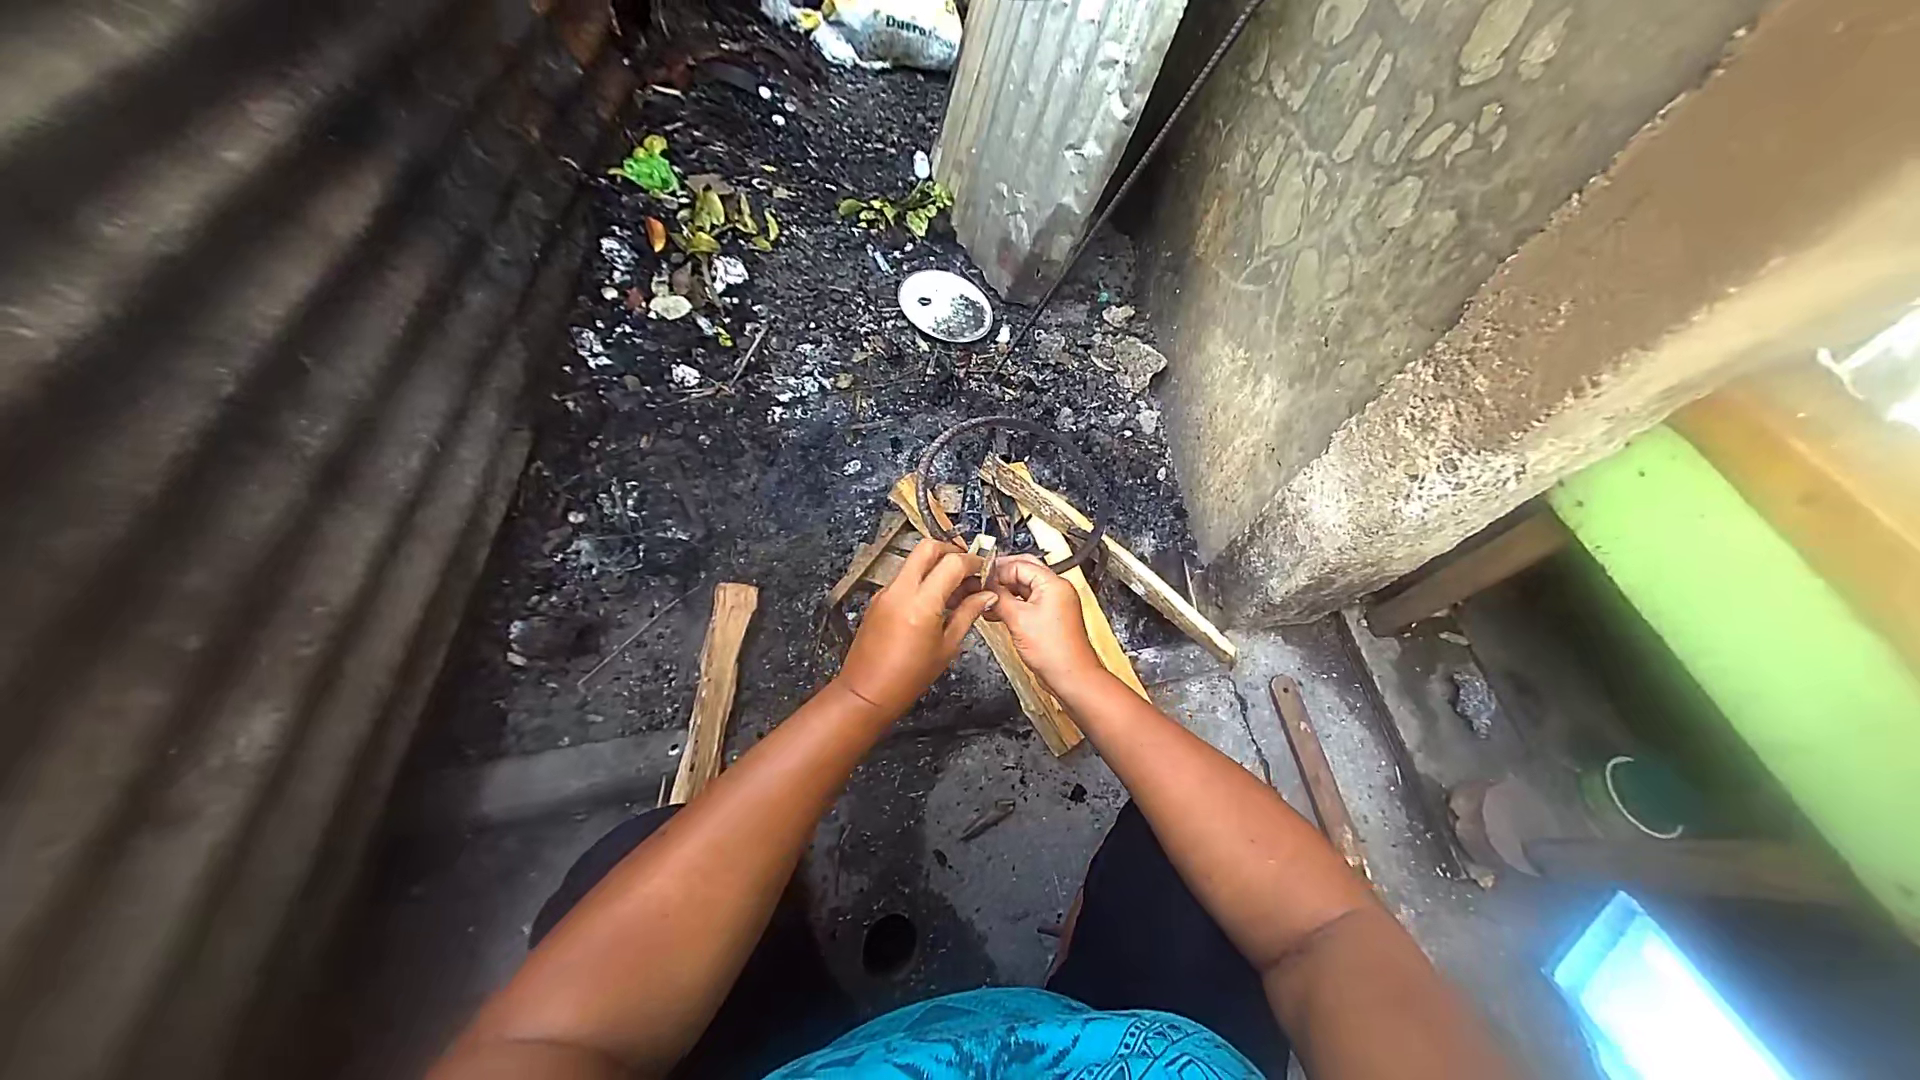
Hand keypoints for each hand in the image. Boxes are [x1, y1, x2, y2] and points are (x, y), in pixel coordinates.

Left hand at [835, 538, 997, 714]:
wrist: (866, 692)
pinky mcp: (878, 599)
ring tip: (955, 589)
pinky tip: (935, 600)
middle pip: (928, 547)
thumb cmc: (906, 678)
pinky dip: (922, 579)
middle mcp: (900, 591)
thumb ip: (968, 614)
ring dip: (936, 565)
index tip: (983, 569)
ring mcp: (886, 592)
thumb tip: (986, 596)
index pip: (952, 563)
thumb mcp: (947, 647)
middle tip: (968, 567)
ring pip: (914, 560)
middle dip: (952, 550)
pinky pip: (904, 577)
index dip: (973, 561)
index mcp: (921, 603)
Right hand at [985, 555, 1101, 687]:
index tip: (981, 578)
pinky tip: (998, 612)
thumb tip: (986, 587)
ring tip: (987, 600)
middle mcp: (1057, 589)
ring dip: (1005, 592)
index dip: (997, 571)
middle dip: (1001, 577)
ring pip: (1025, 587)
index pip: (1019, 564)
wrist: (1071, 677)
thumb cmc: (1055, 652)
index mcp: (1053, 583)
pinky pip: (1028, 602)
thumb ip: (1000, 598)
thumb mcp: (1018, 619)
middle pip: (1023, 571)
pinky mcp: (1050, 617)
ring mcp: (1055, 603)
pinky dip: (1013, 604)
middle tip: (981, 583)